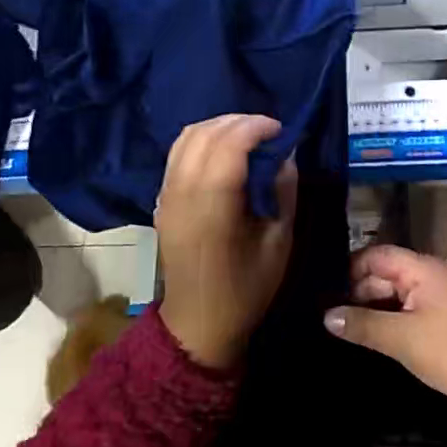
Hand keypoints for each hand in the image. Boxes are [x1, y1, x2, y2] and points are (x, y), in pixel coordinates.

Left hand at [155, 114, 297, 368]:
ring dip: (217, 127)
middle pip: (204, 134)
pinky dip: (200, 140)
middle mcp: (183, 194)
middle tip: (268, 130)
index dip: (255, 127)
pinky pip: (177, 154)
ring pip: (186, 138)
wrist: (198, 323)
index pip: (228, 145)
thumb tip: (285, 155)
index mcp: (213, 207)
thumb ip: (283, 192)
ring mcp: (166, 196)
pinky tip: (223, 151)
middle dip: (238, 122)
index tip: (281, 131)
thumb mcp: (278, 244)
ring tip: (247, 136)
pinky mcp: (161, 201)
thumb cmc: (245, 290)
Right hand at [325, 246, 446, 420]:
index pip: (376, 255)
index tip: (324, 292)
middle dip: (358, 293)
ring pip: (397, 293)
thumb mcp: (404, 341)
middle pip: (385, 273)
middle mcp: (432, 273)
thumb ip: (364, 324)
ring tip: (344, 328)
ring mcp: (442, 295)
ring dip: (374, 308)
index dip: (349, 270)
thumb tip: (327, 316)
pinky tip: (374, 336)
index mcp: (424, 268)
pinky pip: (410, 308)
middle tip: (330, 317)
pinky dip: (392, 318)